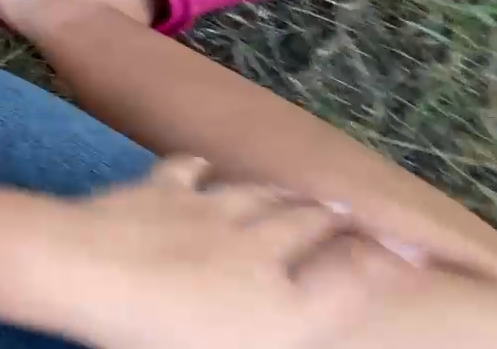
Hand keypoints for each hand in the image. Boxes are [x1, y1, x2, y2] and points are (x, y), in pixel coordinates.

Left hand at [38, 157, 416, 348]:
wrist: (90, 272)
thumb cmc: (161, 339)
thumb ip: (273, 331)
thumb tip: (285, 312)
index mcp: (285, 310)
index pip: (352, 282)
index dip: (385, 264)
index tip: (407, 253)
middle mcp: (257, 253)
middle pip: (308, 227)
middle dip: (332, 221)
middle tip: (348, 217)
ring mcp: (207, 212)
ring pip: (258, 196)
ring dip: (281, 194)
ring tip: (299, 195)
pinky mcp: (160, 188)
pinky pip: (186, 171)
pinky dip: (199, 168)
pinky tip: (203, 165)